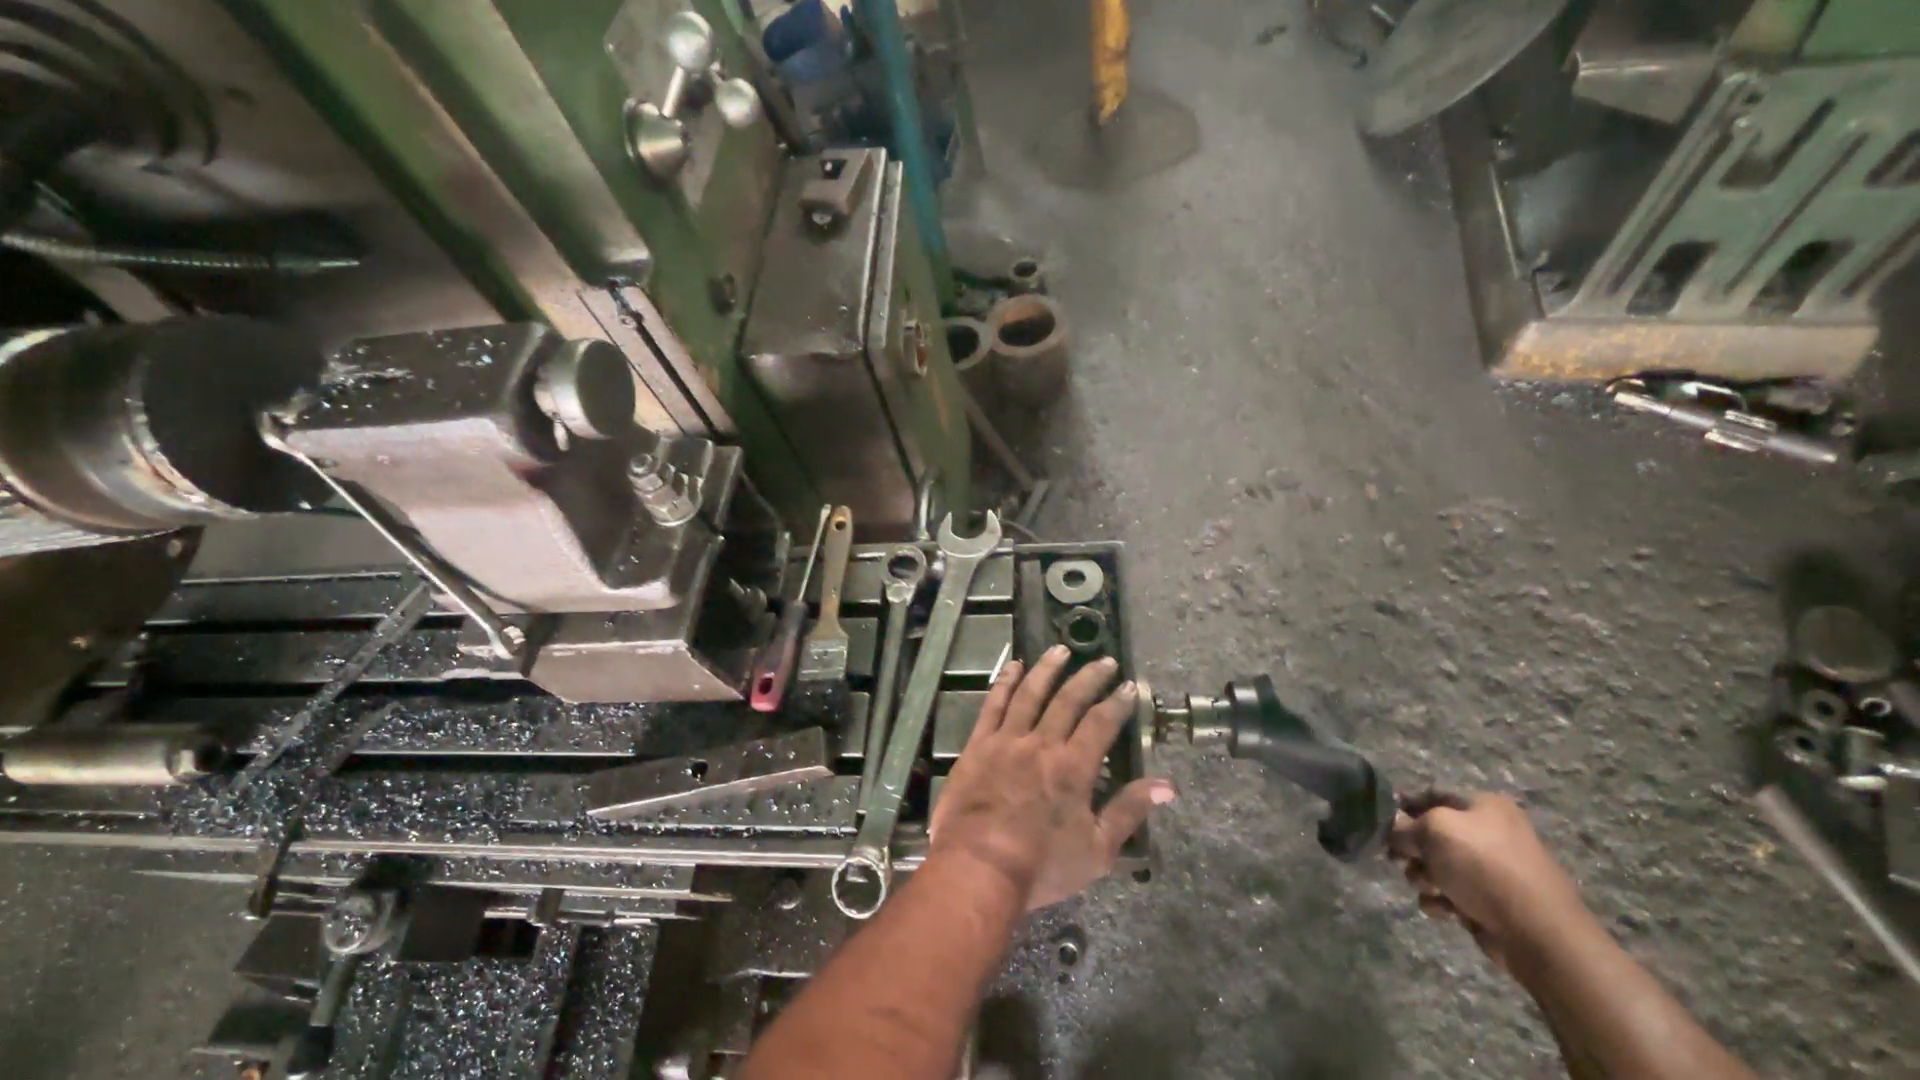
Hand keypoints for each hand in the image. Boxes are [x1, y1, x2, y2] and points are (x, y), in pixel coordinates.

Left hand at [930, 646, 1176, 909]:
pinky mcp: (978, 746)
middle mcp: (1042, 743)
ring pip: (1030, 693)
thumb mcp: (1097, 850)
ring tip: (1061, 650)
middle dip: (1089, 678)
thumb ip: (1129, 811)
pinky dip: (1005, 683)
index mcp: (1074, 767)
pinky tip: (1013, 667)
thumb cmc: (1041, 866)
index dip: (1118, 703)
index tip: (1130, 687)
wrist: (977, 869)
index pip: (1102, 723)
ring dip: (1047, 669)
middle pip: (1068, 700)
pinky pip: (993, 705)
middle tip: (1105, 661)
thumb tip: (1167, 787)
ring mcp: (1006, 741)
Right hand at [1389, 792, 1588, 967]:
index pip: (1433, 794)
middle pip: (1431, 833)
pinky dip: (1440, 901)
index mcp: (1484, 806)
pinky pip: (1449, 894)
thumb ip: (1405, 825)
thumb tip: (1394, 830)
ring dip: (1423, 877)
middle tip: (1402, 859)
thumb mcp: (1435, 830)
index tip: (1382, 822)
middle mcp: (1489, 833)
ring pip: (1436, 866)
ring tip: (1431, 888)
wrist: (1535, 930)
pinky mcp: (1488, 902)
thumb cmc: (1484, 866)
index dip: (1405, 806)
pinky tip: (1445, 909)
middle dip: (1413, 849)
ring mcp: (1489, 870)